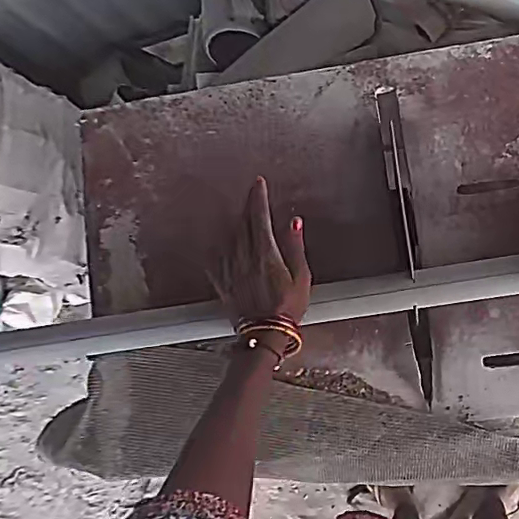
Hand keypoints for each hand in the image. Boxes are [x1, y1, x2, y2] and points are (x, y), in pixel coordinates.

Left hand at [209, 177, 311, 324]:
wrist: (265, 333)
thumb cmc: (286, 308)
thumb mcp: (301, 276)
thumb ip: (295, 246)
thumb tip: (294, 223)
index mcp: (265, 253)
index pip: (259, 216)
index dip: (258, 197)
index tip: (258, 184)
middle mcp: (244, 257)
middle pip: (243, 223)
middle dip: (248, 207)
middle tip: (253, 197)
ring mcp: (231, 269)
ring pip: (230, 237)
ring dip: (237, 224)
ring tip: (244, 219)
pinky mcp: (222, 281)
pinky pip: (217, 257)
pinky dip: (221, 245)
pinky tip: (224, 243)